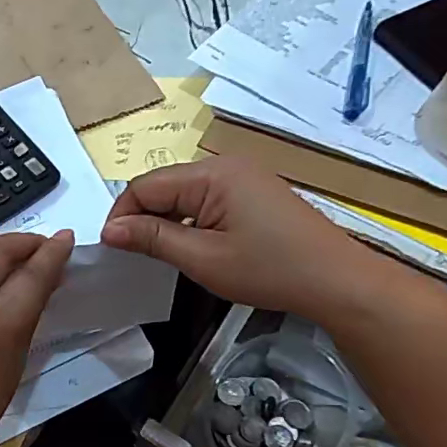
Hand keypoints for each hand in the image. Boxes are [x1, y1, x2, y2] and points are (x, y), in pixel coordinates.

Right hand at [100, 156, 403, 322]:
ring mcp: (241, 177)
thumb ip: (152, 239)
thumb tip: (110, 230)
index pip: (145, 185)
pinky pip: (204, 199)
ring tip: (160, 254)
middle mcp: (225, 165)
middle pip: (163, 185)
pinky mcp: (251, 192)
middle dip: (141, 217)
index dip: (122, 215)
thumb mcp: (203, 258)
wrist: (336, 281)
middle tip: (133, 255)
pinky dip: (187, 220)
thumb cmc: (268, 270)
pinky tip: (191, 245)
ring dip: (164, 220)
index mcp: (211, 174)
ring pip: (182, 193)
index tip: (112, 248)